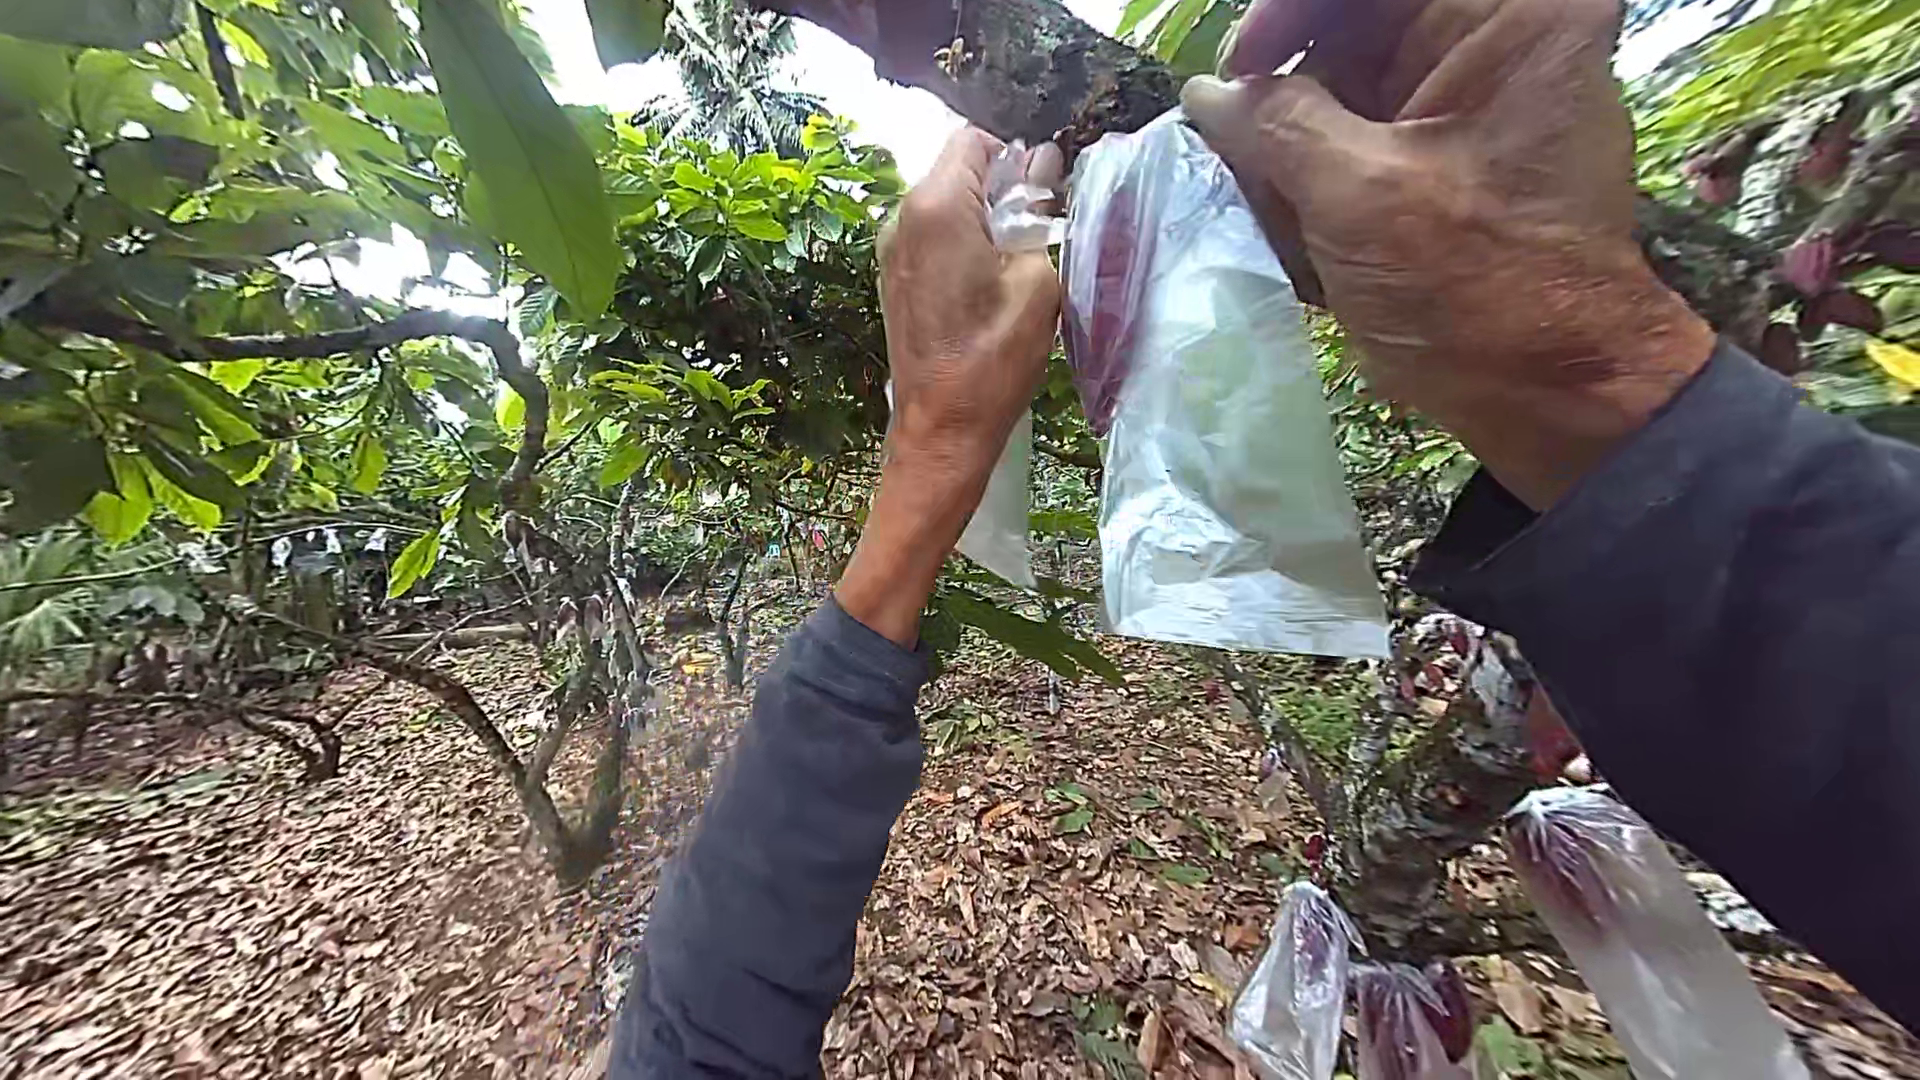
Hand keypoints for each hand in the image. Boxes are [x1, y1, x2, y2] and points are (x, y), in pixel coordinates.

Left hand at [837, 129, 1062, 645]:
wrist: (942, 431)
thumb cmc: (992, 362)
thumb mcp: (1035, 284)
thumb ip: (1036, 218)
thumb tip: (1040, 169)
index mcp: (934, 207)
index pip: (975, 142)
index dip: (1014, 161)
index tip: (1037, 204)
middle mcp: (900, 220)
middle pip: (956, 174)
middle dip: (997, 196)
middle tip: (1030, 245)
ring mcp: (891, 255)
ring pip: (944, 211)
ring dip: (981, 227)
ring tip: (1008, 277)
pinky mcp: (894, 285)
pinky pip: (932, 245)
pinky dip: (960, 252)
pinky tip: (982, 295)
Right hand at [1184, 0, 1716, 508]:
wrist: (1530, 380)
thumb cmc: (1467, 283)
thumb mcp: (1361, 195)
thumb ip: (1276, 129)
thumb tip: (1203, 92)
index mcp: (1502, 12)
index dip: (1285, 14)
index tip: (1229, 78)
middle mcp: (1476, 45)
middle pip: (1343, 37)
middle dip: (1276, 102)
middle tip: (1235, 163)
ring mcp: (1442, 113)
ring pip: (1327, 101)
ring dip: (1280, 159)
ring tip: (1266, 216)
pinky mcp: (1413, 170)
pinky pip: (1332, 155)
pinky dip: (1296, 191)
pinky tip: (1290, 239)